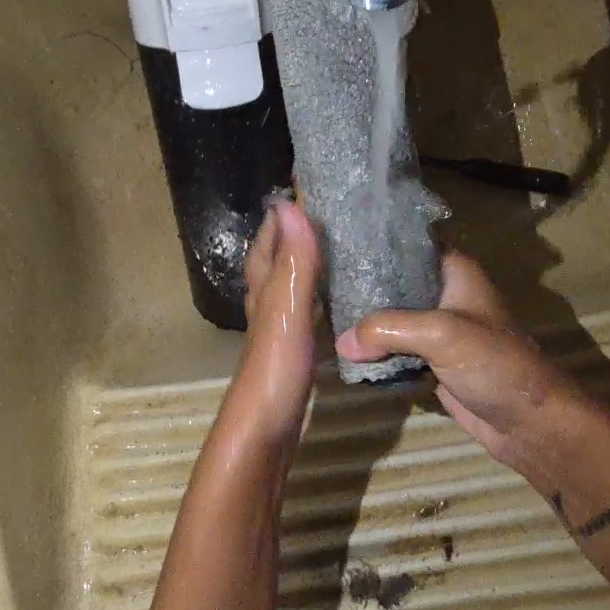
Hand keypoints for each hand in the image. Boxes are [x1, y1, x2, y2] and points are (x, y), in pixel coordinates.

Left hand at [222, 197, 321, 459]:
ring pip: (294, 282)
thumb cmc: (273, 372)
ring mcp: (281, 328)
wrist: (263, 433)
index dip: (287, 208)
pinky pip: (310, 310)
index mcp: (264, 288)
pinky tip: (342, 298)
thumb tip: (291, 204)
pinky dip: (323, 295)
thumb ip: (294, 264)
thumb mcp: (286, 312)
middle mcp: (268, 302)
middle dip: (300, 229)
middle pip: (280, 256)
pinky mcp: (295, 351)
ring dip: (312, 260)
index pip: (271, 235)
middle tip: (338, 206)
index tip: (315, 176)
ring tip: (346, 242)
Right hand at [336, 252, 587, 492]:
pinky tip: (344, 352)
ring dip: (363, 324)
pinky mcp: (430, 363)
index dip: (374, 242)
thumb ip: (389, 329)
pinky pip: (394, 351)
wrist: (527, 423)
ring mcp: (437, 331)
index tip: (333, 242)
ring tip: (321, 316)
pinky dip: (373, 353)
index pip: (408, 244)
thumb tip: (343, 343)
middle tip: (318, 286)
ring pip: (391, 320)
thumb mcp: (441, 334)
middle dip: (360, 287)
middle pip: (392, 283)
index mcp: (454, 272)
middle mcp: (443, 295)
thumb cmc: (495, 364)